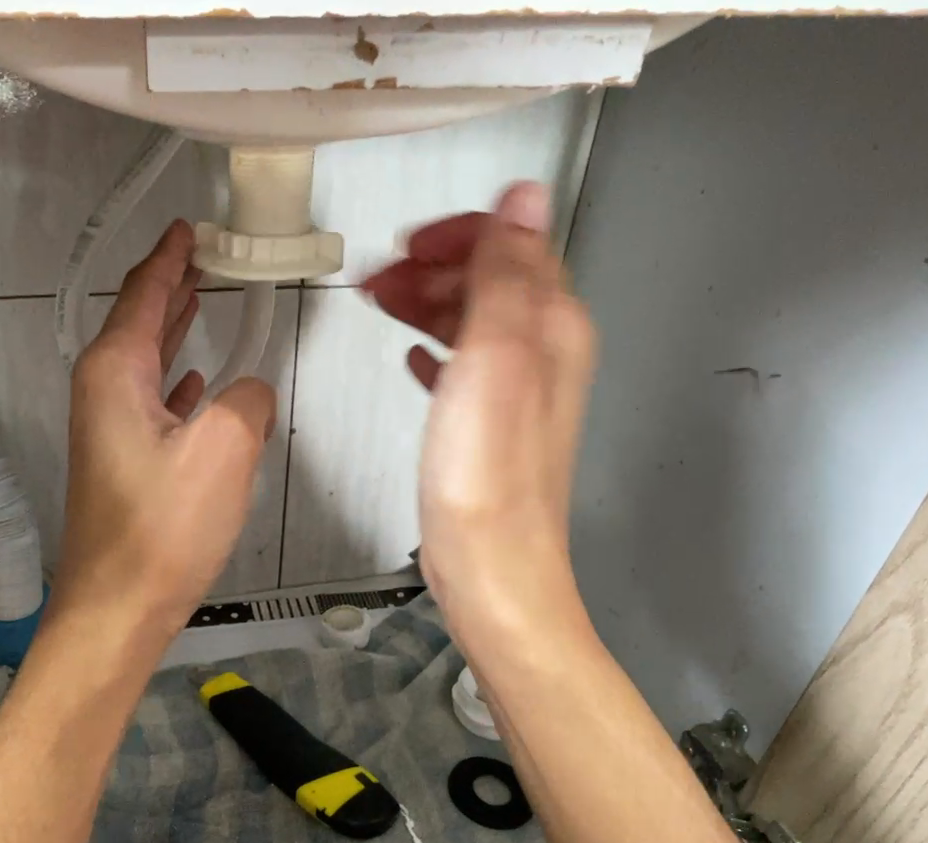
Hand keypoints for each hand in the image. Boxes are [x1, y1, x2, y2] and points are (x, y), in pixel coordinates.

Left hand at [52, 221, 277, 640]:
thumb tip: (249, 392)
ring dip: (173, 330)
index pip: (142, 293)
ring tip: (202, 299)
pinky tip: (195, 380)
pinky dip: (174, 381)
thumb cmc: (164, 528)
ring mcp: (108, 430)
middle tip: (206, 255)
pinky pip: (151, 402)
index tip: (190, 226)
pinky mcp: (122, 464)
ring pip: (144, 363)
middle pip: (137, 322)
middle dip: (171, 287)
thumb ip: (247, 400)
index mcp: (114, 373)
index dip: (169, 258)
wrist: (118, 608)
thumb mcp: (224, 449)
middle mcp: (101, 393)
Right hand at [361, 183, 597, 648]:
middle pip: (492, 280)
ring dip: (428, 303)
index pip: (515, 244)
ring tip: (377, 306)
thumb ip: (508, 272)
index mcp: (553, 324)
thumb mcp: (495, 355)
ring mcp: (518, 392)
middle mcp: (546, 350)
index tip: (399, 247)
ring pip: (474, 321)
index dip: (459, 234)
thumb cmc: (483, 466)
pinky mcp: (488, 428)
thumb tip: (524, 191)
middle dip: (435, 267)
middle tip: (374, 282)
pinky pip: (462, 368)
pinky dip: (434, 350)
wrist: (490, 566)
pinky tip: (409, 357)